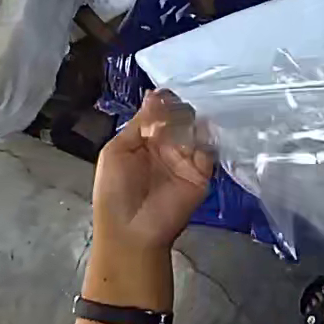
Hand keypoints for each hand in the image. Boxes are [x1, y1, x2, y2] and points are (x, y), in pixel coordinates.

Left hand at [93, 90, 215, 255]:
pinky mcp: (200, 175)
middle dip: (179, 109)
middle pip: (179, 118)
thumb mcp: (117, 151)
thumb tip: (154, 94)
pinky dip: (206, 142)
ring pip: (195, 131)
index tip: (167, 92)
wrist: (131, 231)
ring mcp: (184, 159)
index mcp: (144, 140)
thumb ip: (138, 124)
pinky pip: (208, 152)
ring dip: (193, 122)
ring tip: (186, 122)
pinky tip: (198, 137)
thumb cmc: (115, 190)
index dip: (163, 102)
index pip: (158, 113)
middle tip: (177, 107)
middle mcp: (166, 146)